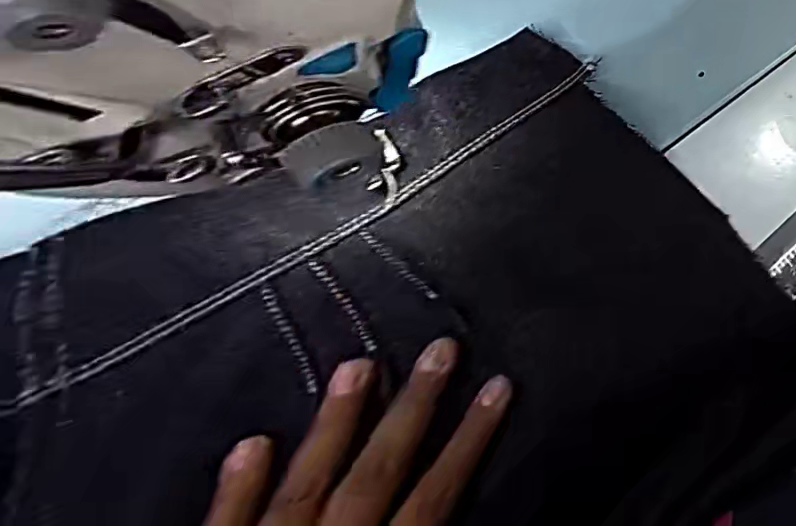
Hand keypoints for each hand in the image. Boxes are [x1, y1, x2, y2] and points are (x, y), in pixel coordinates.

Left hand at [202, 339, 510, 525]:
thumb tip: (474, 518)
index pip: (434, 497)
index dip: (470, 440)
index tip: (501, 386)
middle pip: (376, 476)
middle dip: (413, 410)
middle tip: (442, 348)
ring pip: (303, 490)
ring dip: (333, 427)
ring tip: (358, 365)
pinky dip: (233, 492)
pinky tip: (252, 443)